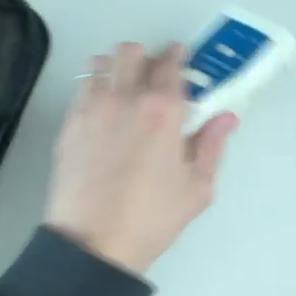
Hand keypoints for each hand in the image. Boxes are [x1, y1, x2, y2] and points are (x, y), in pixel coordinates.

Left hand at [45, 42, 237, 276]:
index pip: (171, 64)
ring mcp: (91, 108)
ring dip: (117, 67)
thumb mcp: (196, 189)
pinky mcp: (68, 124)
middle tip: (154, 77)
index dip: (179, 57)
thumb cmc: (151, 219)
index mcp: (163, 111)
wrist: (93, 243)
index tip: (182, 61)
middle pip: (132, 52)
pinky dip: (95, 87)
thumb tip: (227, 118)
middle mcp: (125, 99)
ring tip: (125, 88)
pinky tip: (103, 109)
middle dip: (146, 57)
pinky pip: (82, 88)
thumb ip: (212, 146)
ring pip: (101, 63)